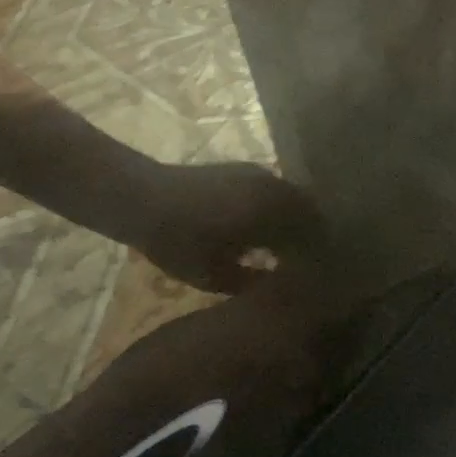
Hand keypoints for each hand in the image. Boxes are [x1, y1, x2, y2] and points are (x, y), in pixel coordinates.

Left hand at [126, 161, 322, 294]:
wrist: (139, 198)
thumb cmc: (177, 241)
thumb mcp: (214, 275)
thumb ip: (253, 282)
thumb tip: (280, 286)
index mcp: (275, 213)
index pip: (313, 236)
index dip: (317, 258)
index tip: (315, 278)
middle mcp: (277, 189)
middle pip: (311, 215)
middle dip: (311, 238)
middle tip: (304, 265)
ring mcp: (264, 175)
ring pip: (296, 201)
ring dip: (297, 222)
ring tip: (286, 248)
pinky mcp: (248, 170)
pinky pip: (278, 191)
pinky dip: (280, 209)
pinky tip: (265, 228)